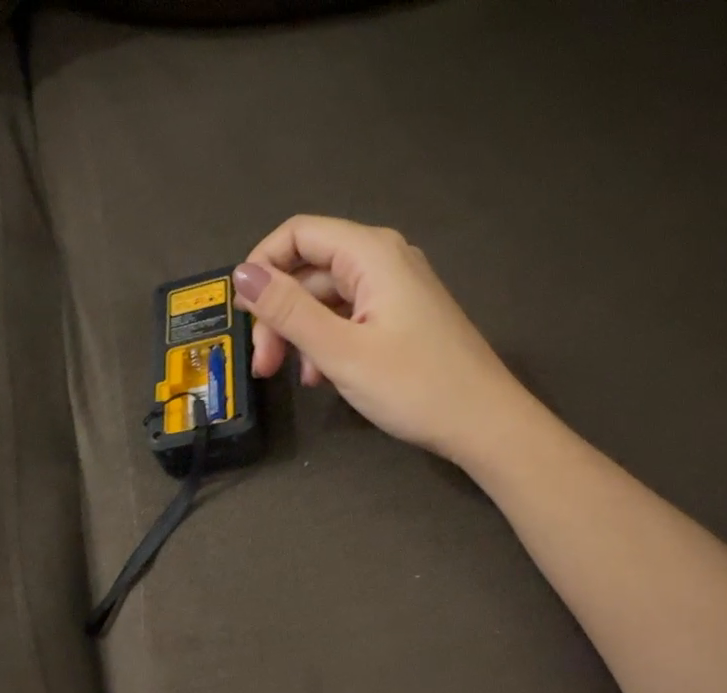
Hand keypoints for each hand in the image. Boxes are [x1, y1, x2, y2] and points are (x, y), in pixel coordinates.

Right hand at [232, 215, 527, 464]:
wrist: (485, 424)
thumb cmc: (414, 386)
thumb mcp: (340, 350)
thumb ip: (289, 310)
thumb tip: (241, 274)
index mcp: (371, 254)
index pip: (298, 233)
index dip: (261, 265)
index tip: (242, 312)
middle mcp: (383, 259)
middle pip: (310, 269)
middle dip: (278, 312)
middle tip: (263, 364)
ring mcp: (396, 289)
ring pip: (326, 298)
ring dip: (300, 333)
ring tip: (291, 378)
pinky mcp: (401, 317)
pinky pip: (349, 317)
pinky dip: (326, 342)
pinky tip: (322, 378)